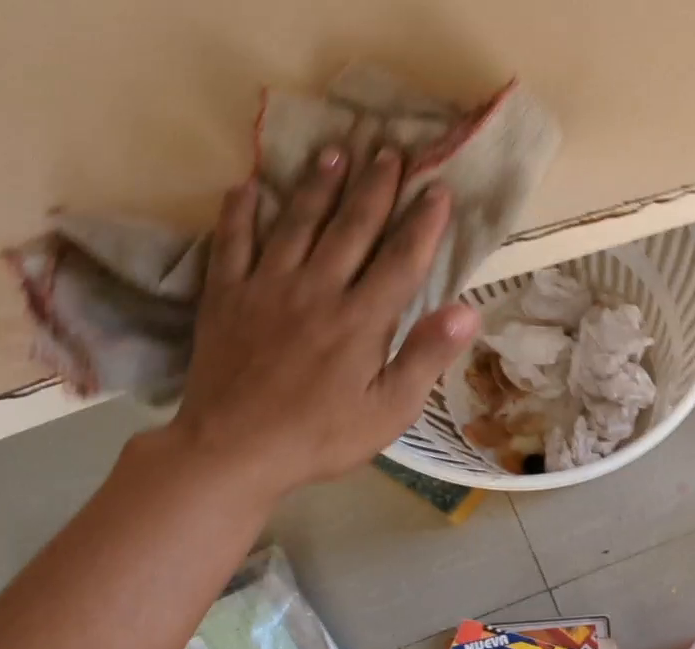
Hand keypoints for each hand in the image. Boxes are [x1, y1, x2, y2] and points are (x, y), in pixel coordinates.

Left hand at [162, 144, 478, 501]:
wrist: (234, 449)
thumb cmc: (325, 435)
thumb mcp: (392, 409)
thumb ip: (426, 356)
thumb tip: (467, 311)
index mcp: (361, 320)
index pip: (401, 261)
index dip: (422, 224)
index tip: (438, 190)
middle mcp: (316, 290)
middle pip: (351, 229)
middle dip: (375, 189)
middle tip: (389, 152)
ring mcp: (266, 288)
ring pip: (296, 224)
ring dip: (318, 186)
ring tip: (335, 153)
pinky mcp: (226, 296)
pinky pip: (233, 242)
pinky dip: (241, 212)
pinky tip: (248, 187)